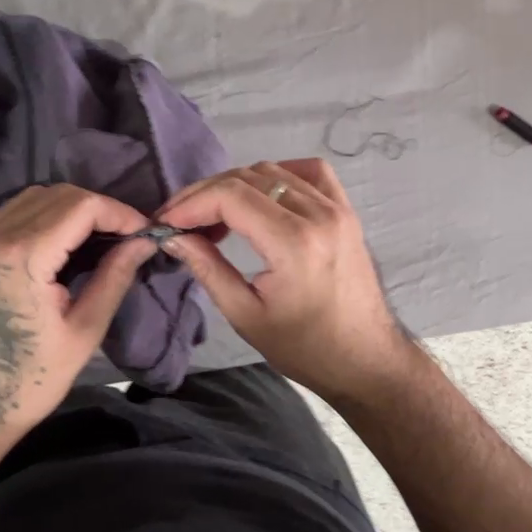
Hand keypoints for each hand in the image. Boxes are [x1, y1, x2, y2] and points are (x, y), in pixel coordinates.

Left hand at [0, 185, 154, 459]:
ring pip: (31, 199)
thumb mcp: (84, 330)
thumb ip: (115, 276)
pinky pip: (8, 216)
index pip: (81, 206)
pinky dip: (40, 218)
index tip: (143, 231)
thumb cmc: (31, 378)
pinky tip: (59, 244)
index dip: (119, 212)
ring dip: (68, 209)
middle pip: (57, 195)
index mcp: (23, 257)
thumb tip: (144, 241)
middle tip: (124, 235)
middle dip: (97, 208)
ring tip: (96, 238)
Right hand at [156, 159, 422, 404]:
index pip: (231, 196)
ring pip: (274, 171)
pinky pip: (310, 172)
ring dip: (236, 186)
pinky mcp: (346, 212)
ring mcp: (337, 209)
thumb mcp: (246, 316)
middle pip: (247, 178)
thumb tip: (172, 237)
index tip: (166, 222)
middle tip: (180, 222)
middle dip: (205, 194)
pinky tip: (261, 197)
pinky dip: (278, 175)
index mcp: (293, 243)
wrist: (366, 359)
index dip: (191, 203)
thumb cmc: (305, 348)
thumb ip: (208, 269)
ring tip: (214, 218)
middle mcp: (317, 214)